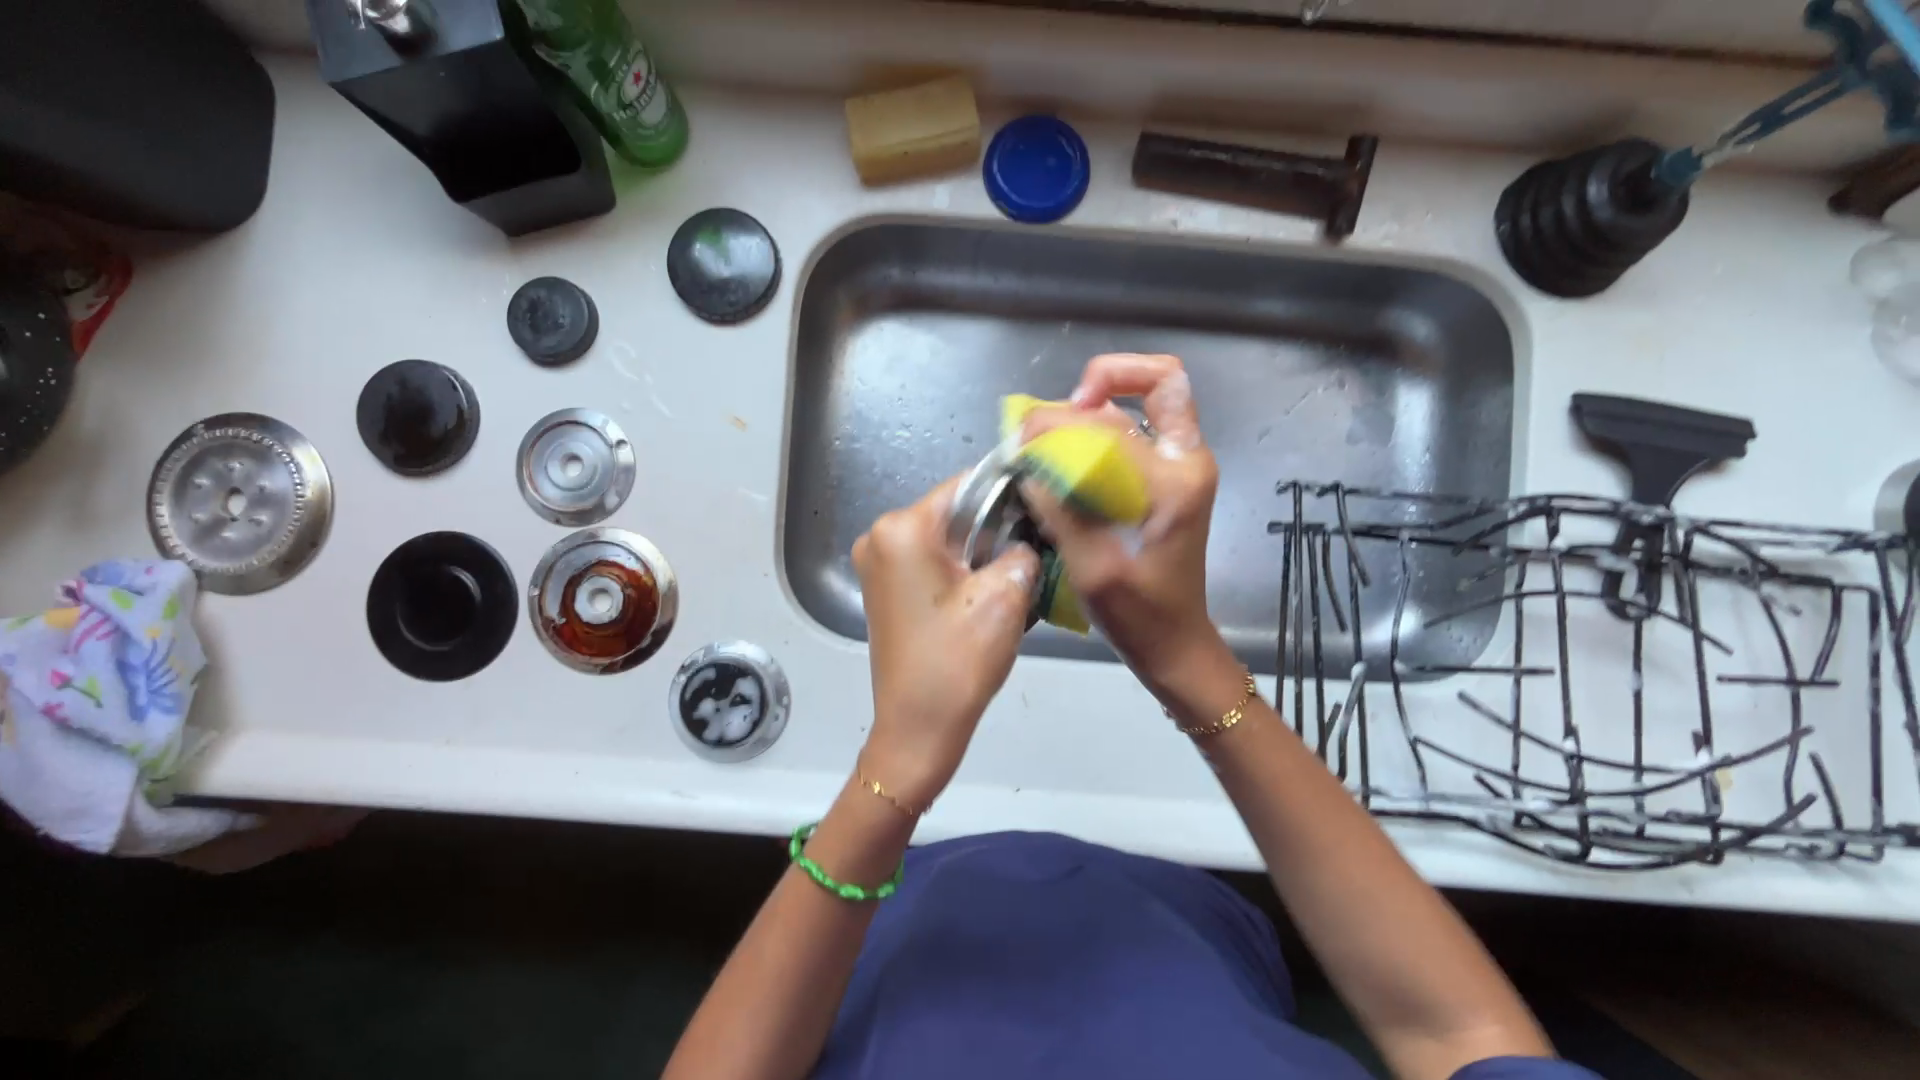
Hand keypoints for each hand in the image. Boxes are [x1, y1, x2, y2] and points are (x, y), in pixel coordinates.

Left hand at [853, 474, 1040, 807]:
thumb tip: (1028, 538)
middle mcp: (879, 537)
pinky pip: (932, 565)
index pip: (966, 485)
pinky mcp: (886, 592)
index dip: (1009, 491)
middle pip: (954, 514)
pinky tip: (993, 593)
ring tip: (1022, 571)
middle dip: (997, 527)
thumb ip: (1022, 551)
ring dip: (983, 552)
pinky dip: (963, 572)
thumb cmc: (957, 660)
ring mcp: (878, 566)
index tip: (1045, 502)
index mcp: (901, 529)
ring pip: (946, 541)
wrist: (918, 729)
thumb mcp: (1004, 597)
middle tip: (1040, 543)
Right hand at [1020, 353, 1228, 692]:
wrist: (1174, 643)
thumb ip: (1061, 509)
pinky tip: (1058, 461)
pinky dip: (1090, 436)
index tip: (1051, 422)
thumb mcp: (1093, 567)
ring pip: (1136, 406)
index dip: (1088, 398)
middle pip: (1146, 388)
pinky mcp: (1163, 480)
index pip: (1134, 406)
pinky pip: (1129, 435)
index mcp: (1178, 477)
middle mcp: (1186, 460)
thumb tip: (1026, 463)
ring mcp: (1178, 467)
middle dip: (1085, 396)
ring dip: (1087, 412)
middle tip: (1037, 432)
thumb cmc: (1140, 614)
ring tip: (1043, 442)